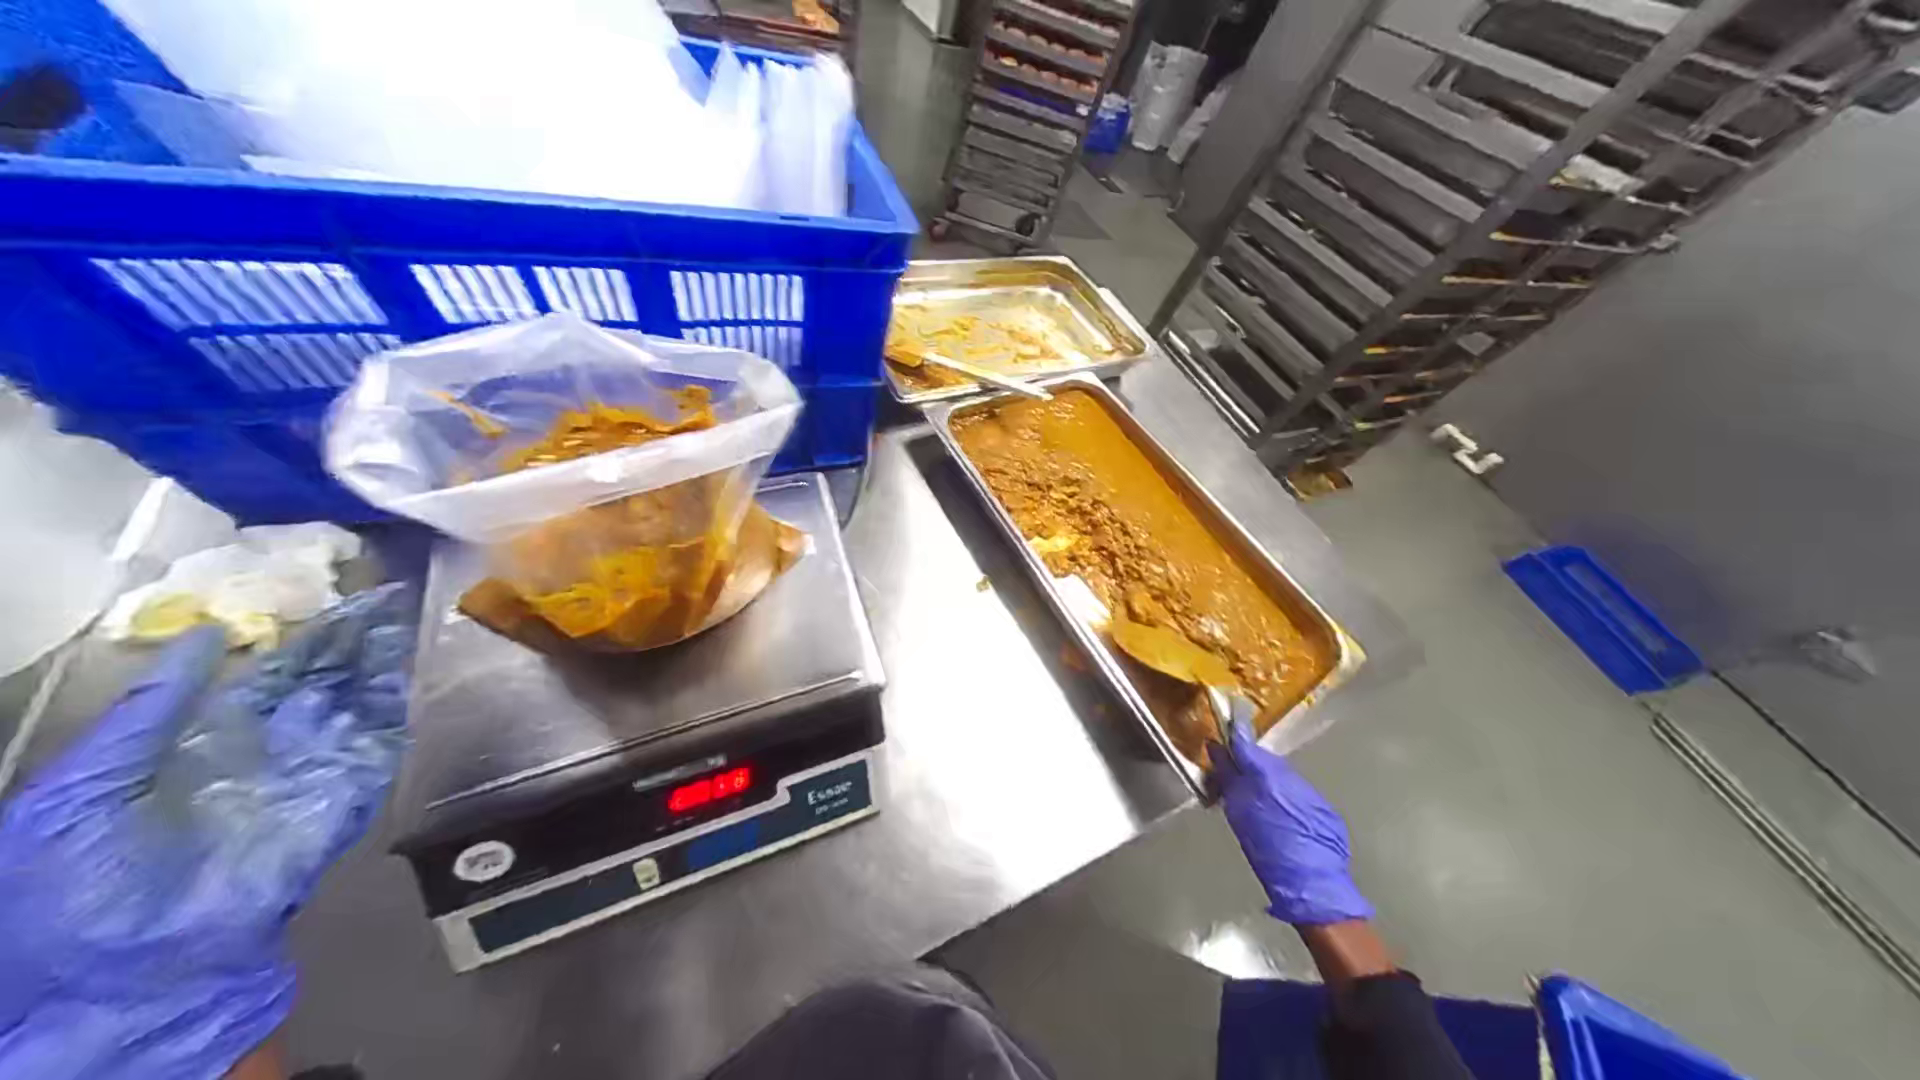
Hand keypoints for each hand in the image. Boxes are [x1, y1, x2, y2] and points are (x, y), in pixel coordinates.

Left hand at [0, 584, 414, 1079]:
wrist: (127, 965)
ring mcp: (316, 767)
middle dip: (350, 638)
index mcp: (209, 738)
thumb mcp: (82, 785)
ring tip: (396, 617)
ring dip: (378, 660)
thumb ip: (149, 710)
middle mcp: (273, 745)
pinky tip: (404, 669)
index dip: (298, 636)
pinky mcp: (349, 791)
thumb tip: (202, 635)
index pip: (269, 673)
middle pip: (324, 679)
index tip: (328, 598)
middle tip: (378, 595)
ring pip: (359, 700)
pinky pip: (380, 740)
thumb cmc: (77, 879)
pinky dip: (396, 703)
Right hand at [1208, 719, 1371, 925]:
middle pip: (1265, 760)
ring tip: (1256, 800)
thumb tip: (1217, 749)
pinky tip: (1280, 816)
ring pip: (1282, 776)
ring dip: (1268, 781)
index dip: (1233, 738)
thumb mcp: (1238, 813)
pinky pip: (1297, 793)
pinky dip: (1285, 798)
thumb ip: (1228, 778)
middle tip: (1233, 777)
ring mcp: (1311, 792)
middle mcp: (1292, 776)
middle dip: (1249, 763)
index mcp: (1267, 775)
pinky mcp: (1325, 809)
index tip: (1222, 733)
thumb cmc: (1267, 850)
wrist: (1314, 886)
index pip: (1246, 745)